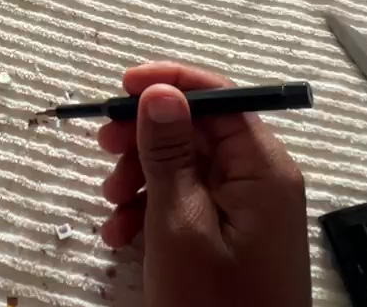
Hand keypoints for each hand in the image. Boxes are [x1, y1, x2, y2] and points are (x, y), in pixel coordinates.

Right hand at [98, 63, 309, 306]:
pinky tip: (122, 232)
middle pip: (197, 128)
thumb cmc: (212, 305)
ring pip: (185, 164)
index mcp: (263, 167)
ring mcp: (246, 208)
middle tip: (103, 146)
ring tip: (110, 203)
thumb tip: (160, 90)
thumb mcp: (179, 223)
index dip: (169, 82)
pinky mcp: (230, 234)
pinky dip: (150, 206)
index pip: (219, 96)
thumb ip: (168, 152)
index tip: (121, 86)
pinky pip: (187, 198)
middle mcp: (260, 179)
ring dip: (141, 174)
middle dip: (146, 135)